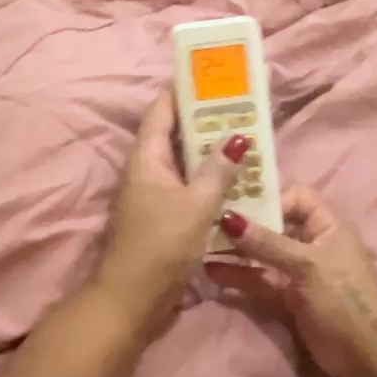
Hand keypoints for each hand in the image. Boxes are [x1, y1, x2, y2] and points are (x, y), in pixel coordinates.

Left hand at [89, 88, 243, 329]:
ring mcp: (153, 192)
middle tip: (242, 105)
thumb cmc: (161, 246)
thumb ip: (218, 170)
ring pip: (185, 160)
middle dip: (206, 119)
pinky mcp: (162, 214)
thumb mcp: (196, 205)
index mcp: (146, 157)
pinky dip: (209, 177)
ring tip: (246, 136)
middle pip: (176, 133)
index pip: (163, 109)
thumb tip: (237, 135)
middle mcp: (147, 169)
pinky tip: (236, 180)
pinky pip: (188, 184)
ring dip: (211, 150)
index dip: (185, 89)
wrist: (131, 302)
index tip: (213, 75)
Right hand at [207, 185, 376, 376]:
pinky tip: (212, 273)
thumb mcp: (307, 266)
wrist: (367, 358)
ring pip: (263, 253)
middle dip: (244, 224)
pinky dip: (239, 276)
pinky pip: (260, 278)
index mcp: (327, 225)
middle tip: (208, 221)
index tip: (239, 205)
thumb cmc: (344, 298)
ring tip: (201, 247)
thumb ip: (267, 243)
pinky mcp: (288, 296)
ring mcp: (298, 270)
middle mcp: (311, 242)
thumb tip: (228, 217)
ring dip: (236, 251)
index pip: (295, 196)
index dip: (270, 198)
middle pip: (274, 224)